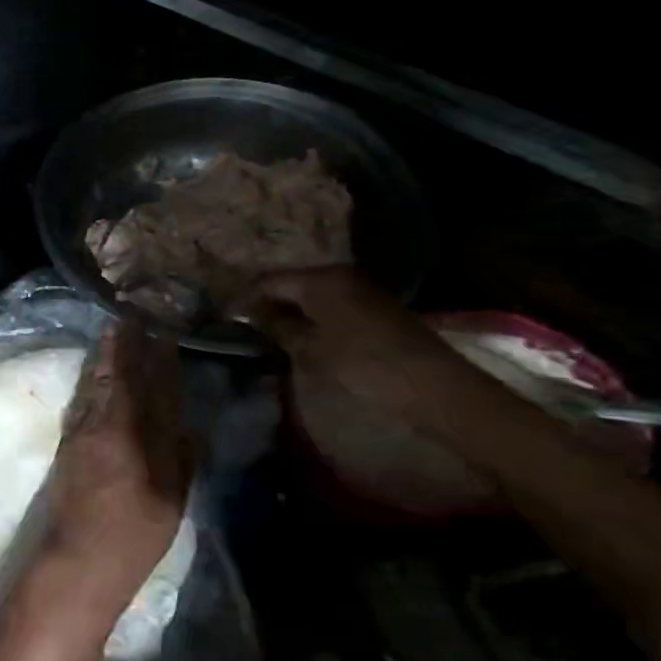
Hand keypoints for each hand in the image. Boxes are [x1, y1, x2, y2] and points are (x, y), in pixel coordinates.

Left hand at [42, 320, 190, 601]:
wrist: (78, 560)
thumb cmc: (134, 535)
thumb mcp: (173, 499)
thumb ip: (182, 457)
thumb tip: (189, 424)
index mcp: (142, 435)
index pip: (154, 384)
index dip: (159, 356)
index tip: (163, 330)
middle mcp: (112, 423)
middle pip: (121, 373)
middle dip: (126, 342)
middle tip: (131, 313)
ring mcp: (86, 429)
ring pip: (99, 380)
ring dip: (107, 352)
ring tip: (114, 327)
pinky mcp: (69, 440)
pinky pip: (85, 395)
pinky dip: (93, 375)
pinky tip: (97, 367)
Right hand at [236, 266, 475, 417]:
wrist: (435, 386)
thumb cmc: (365, 365)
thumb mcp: (312, 350)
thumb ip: (279, 327)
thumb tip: (254, 312)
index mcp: (320, 279)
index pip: (270, 280)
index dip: (245, 298)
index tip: (226, 317)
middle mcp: (340, 274)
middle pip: (293, 283)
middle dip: (268, 302)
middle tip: (246, 326)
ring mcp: (361, 288)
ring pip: (314, 294)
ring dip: (292, 310)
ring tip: (270, 333)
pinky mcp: (376, 306)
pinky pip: (333, 303)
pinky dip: (314, 316)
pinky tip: (304, 335)